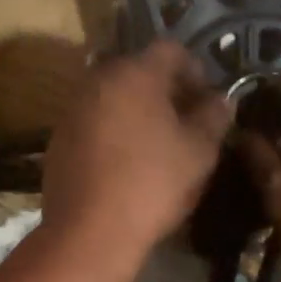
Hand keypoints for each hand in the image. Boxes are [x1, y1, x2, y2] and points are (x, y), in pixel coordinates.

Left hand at [40, 40, 232, 262]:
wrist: (89, 233)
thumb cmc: (153, 183)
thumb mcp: (199, 151)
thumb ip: (213, 117)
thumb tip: (221, 99)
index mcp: (136, 73)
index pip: (171, 49)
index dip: (195, 69)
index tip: (207, 101)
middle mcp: (100, 79)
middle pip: (140, 70)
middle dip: (166, 90)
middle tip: (187, 121)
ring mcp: (74, 108)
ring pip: (115, 95)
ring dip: (139, 109)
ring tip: (159, 144)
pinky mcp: (59, 137)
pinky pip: (95, 120)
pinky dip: (114, 129)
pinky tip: (127, 162)